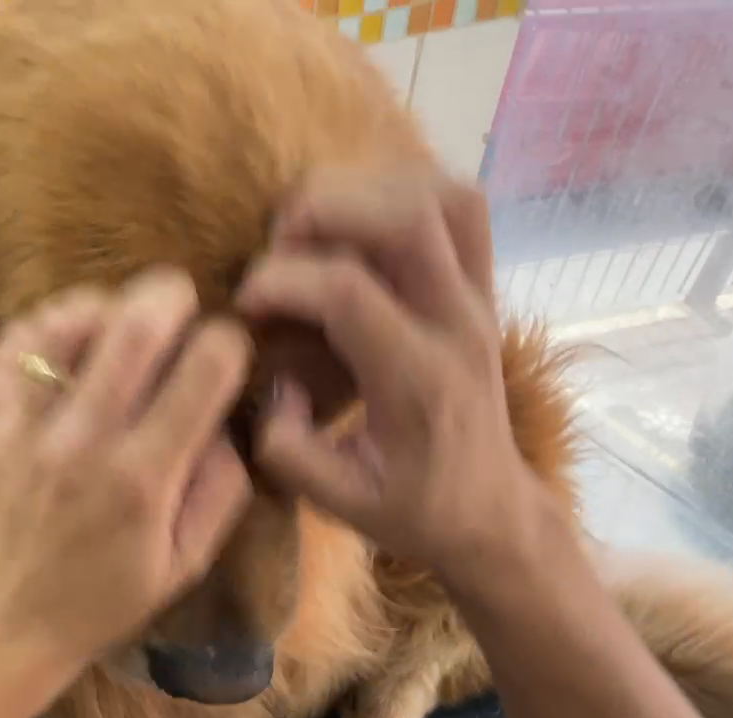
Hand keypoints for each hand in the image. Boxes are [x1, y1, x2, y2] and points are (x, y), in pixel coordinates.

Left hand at [0, 268, 253, 677]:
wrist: (7, 624)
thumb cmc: (105, 601)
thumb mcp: (187, 563)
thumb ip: (222, 487)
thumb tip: (225, 418)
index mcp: (143, 481)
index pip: (204, 369)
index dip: (229, 344)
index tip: (226, 352)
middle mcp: (83, 443)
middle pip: (137, 325)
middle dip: (173, 297)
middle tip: (183, 302)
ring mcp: (25, 429)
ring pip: (71, 323)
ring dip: (111, 306)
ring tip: (124, 321)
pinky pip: (14, 344)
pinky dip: (48, 323)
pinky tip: (71, 335)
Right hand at [238, 166, 550, 580]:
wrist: (489, 511)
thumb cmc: (411, 511)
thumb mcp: (336, 502)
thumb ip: (287, 445)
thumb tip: (274, 378)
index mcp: (418, 382)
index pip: (349, 291)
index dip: (280, 281)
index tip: (244, 306)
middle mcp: (459, 325)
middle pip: (406, 217)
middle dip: (322, 211)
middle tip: (275, 247)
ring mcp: (481, 300)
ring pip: (441, 196)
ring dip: (366, 191)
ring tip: (313, 228)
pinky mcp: (484, 289)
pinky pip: (460, 207)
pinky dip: (403, 192)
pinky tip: (358, 225)